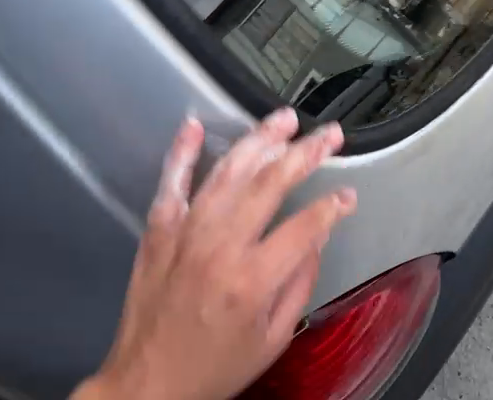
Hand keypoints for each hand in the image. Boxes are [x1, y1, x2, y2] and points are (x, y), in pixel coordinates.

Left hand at [75, 109, 356, 399]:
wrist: (145, 388)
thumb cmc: (213, 369)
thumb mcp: (272, 341)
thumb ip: (299, 285)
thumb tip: (317, 238)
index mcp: (252, 281)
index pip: (305, 226)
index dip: (333, 207)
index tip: (348, 195)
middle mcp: (220, 248)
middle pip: (271, 184)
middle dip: (307, 153)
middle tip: (331, 134)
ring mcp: (186, 234)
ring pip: (228, 172)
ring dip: (260, 140)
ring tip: (285, 119)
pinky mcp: (159, 231)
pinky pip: (171, 183)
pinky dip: (182, 153)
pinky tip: (195, 125)